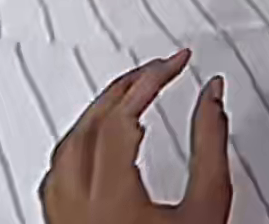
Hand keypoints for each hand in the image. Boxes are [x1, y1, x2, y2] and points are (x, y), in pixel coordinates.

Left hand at [41, 49, 232, 223]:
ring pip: (62, 152)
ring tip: (128, 90)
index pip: (123, 115)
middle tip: (158, 66)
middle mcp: (75, 211)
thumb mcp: (209, 202)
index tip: (178, 61)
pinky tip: (98, 139)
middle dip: (125, 85)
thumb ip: (212, 139)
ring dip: (97, 111)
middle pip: (87, 127)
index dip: (152, 78)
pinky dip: (79, 143)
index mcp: (111, 199)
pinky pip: (54, 177)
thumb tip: (213, 93)